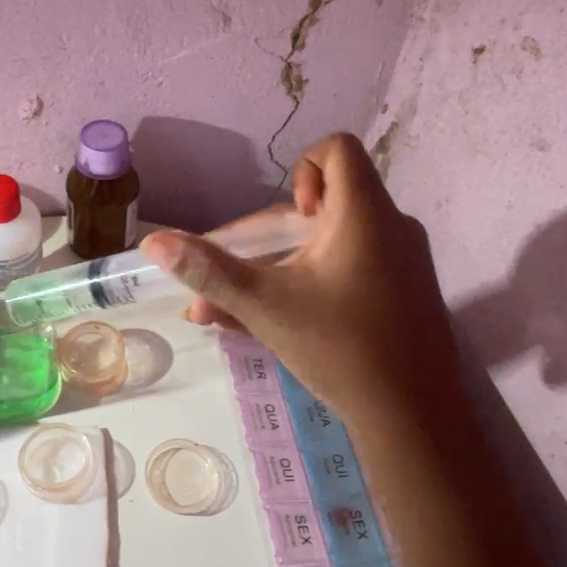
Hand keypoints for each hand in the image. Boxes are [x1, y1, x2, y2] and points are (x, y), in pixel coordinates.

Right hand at [140, 133, 457, 430]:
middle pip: (321, 206)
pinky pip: (346, 273)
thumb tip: (153, 243)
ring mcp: (399, 263)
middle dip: (263, 241)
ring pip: (326, 248)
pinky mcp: (401, 295)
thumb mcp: (265, 307)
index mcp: (364, 214)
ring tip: (219, 313)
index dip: (303, 168)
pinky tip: (255, 327)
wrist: (414, 418)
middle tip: (229, 276)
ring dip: (273, 272)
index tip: (290, 218)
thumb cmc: (340, 349)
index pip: (338, 148)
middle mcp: (389, 227)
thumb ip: (208, 271)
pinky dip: (305, 287)